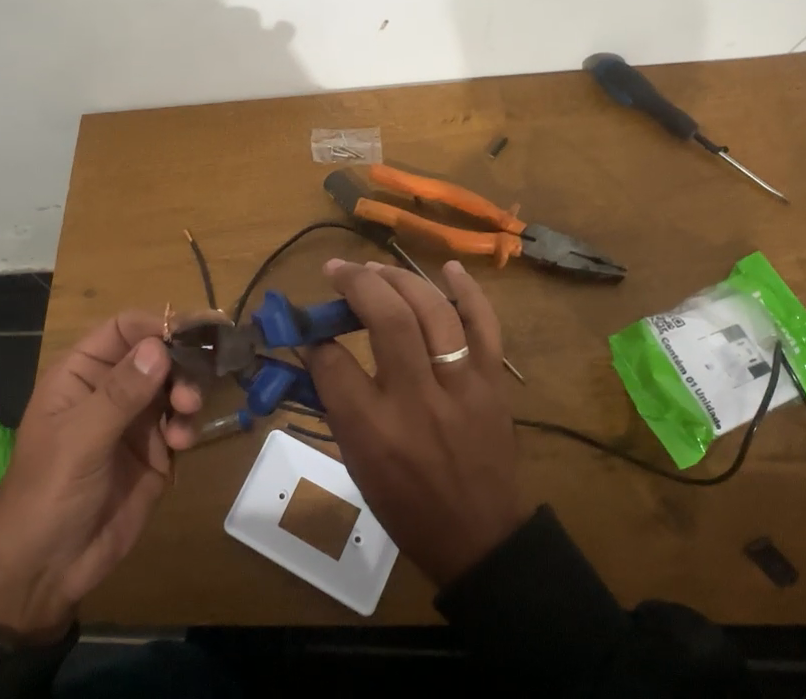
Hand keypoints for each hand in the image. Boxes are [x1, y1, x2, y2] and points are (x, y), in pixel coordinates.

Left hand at [0, 312, 202, 641]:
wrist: (45, 570)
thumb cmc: (47, 494)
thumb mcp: (80, 440)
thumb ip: (121, 393)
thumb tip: (161, 346)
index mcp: (81, 374)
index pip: (125, 329)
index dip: (159, 326)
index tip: (196, 332)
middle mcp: (110, 390)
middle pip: (158, 355)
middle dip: (181, 363)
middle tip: (192, 387)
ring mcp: (134, 422)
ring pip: (175, 386)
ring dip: (188, 393)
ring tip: (186, 414)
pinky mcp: (155, 453)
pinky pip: (181, 423)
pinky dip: (188, 426)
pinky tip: (182, 444)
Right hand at [304, 259, 528, 586]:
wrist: (480, 537)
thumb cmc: (406, 506)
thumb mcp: (357, 463)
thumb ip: (339, 404)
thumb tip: (321, 351)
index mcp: (375, 432)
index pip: (335, 364)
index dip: (317, 340)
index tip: (312, 331)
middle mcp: (418, 401)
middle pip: (388, 320)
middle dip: (357, 285)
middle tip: (338, 270)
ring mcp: (462, 388)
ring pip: (434, 313)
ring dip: (401, 280)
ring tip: (376, 269)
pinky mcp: (493, 384)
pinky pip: (484, 326)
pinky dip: (468, 293)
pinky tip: (448, 268)